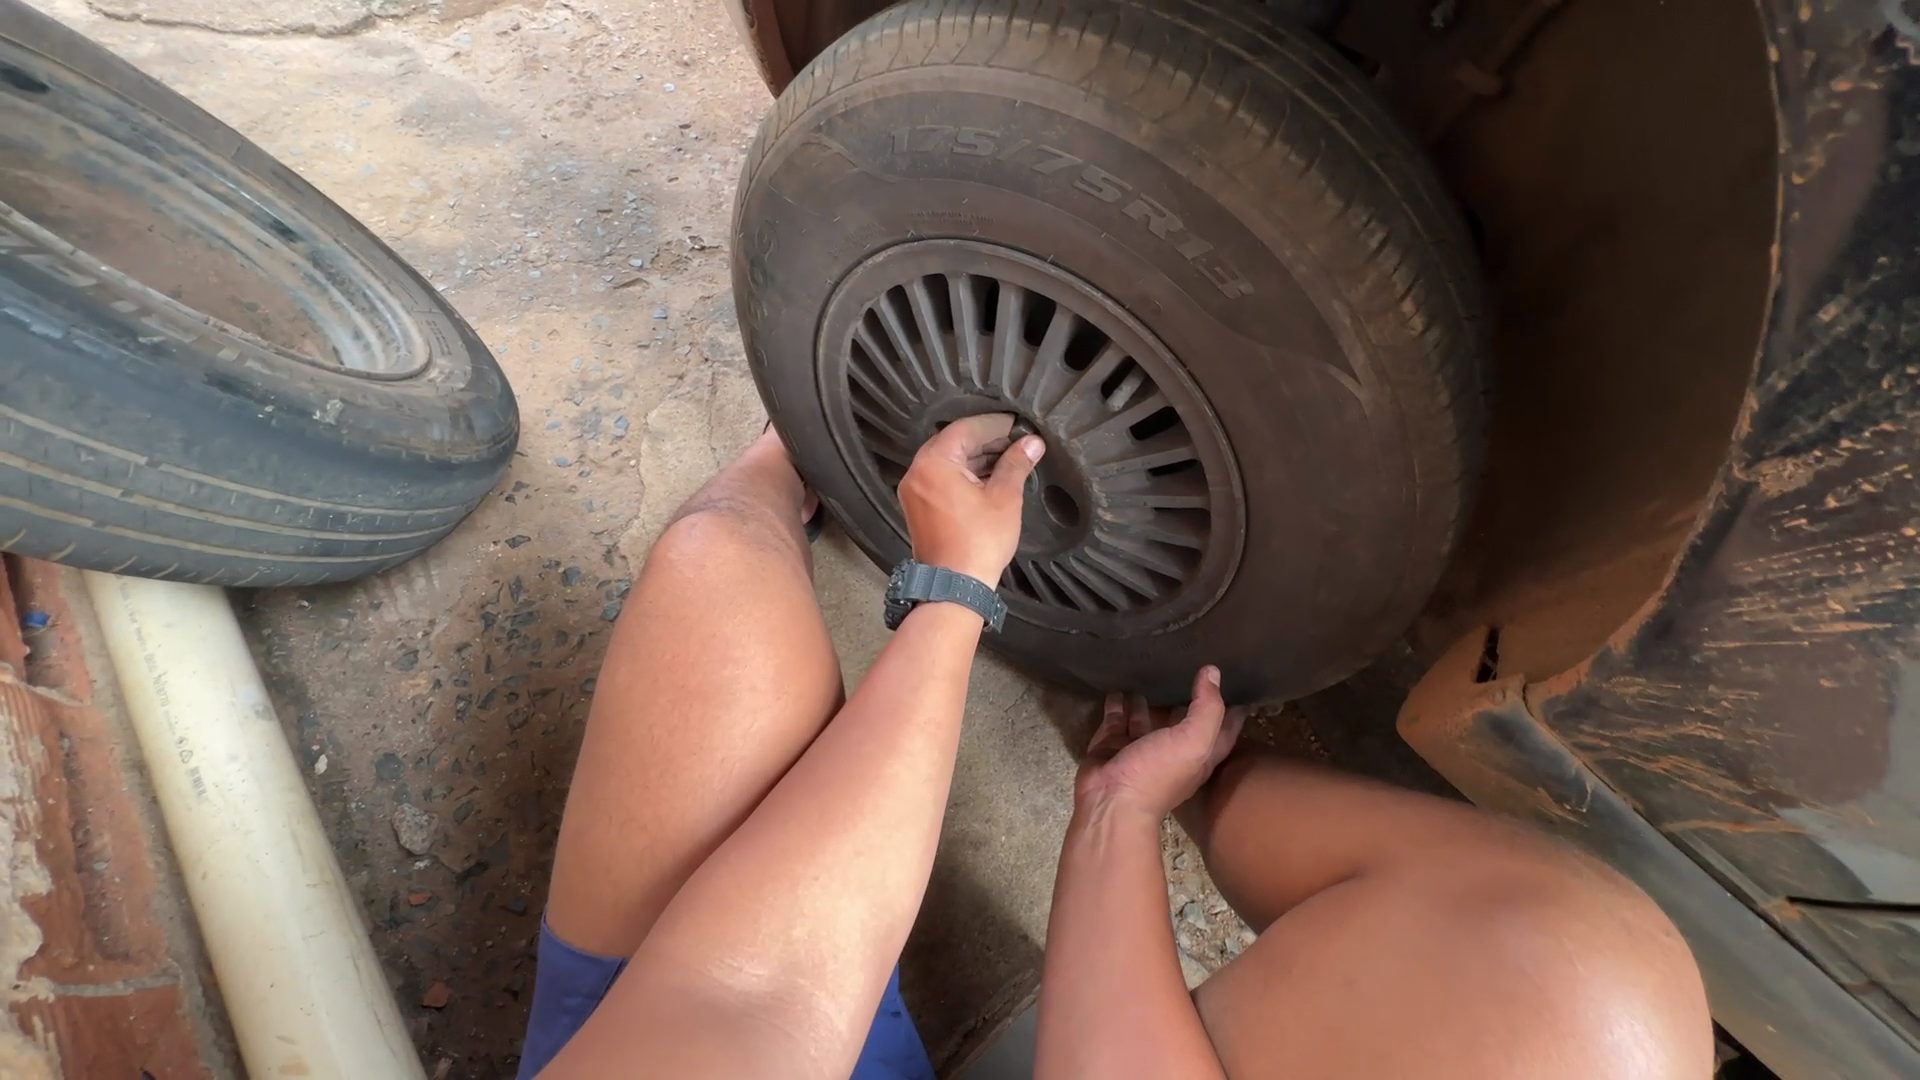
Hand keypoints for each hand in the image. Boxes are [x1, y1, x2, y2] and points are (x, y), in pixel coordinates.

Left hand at [899, 413, 1044, 583]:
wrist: (954, 586)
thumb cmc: (977, 544)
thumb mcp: (1004, 497)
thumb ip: (1016, 464)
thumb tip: (1031, 443)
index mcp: (934, 463)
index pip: (965, 429)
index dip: (994, 425)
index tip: (1016, 425)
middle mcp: (917, 473)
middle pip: (952, 443)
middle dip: (985, 440)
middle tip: (1015, 441)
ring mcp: (914, 491)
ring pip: (946, 461)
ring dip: (975, 458)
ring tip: (1007, 459)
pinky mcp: (918, 507)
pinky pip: (940, 479)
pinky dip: (963, 474)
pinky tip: (988, 478)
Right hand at [1076, 667, 1245, 818]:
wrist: (1111, 800)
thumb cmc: (1158, 772)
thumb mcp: (1193, 741)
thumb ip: (1206, 707)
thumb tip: (1213, 671)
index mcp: (1197, 755)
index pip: (1222, 730)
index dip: (1231, 711)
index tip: (1236, 685)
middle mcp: (1170, 751)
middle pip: (1182, 723)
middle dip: (1186, 701)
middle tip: (1188, 669)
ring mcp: (1138, 748)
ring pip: (1145, 718)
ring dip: (1149, 701)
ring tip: (1149, 672)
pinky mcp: (1111, 745)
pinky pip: (1115, 718)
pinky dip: (1117, 704)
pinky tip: (1117, 685)